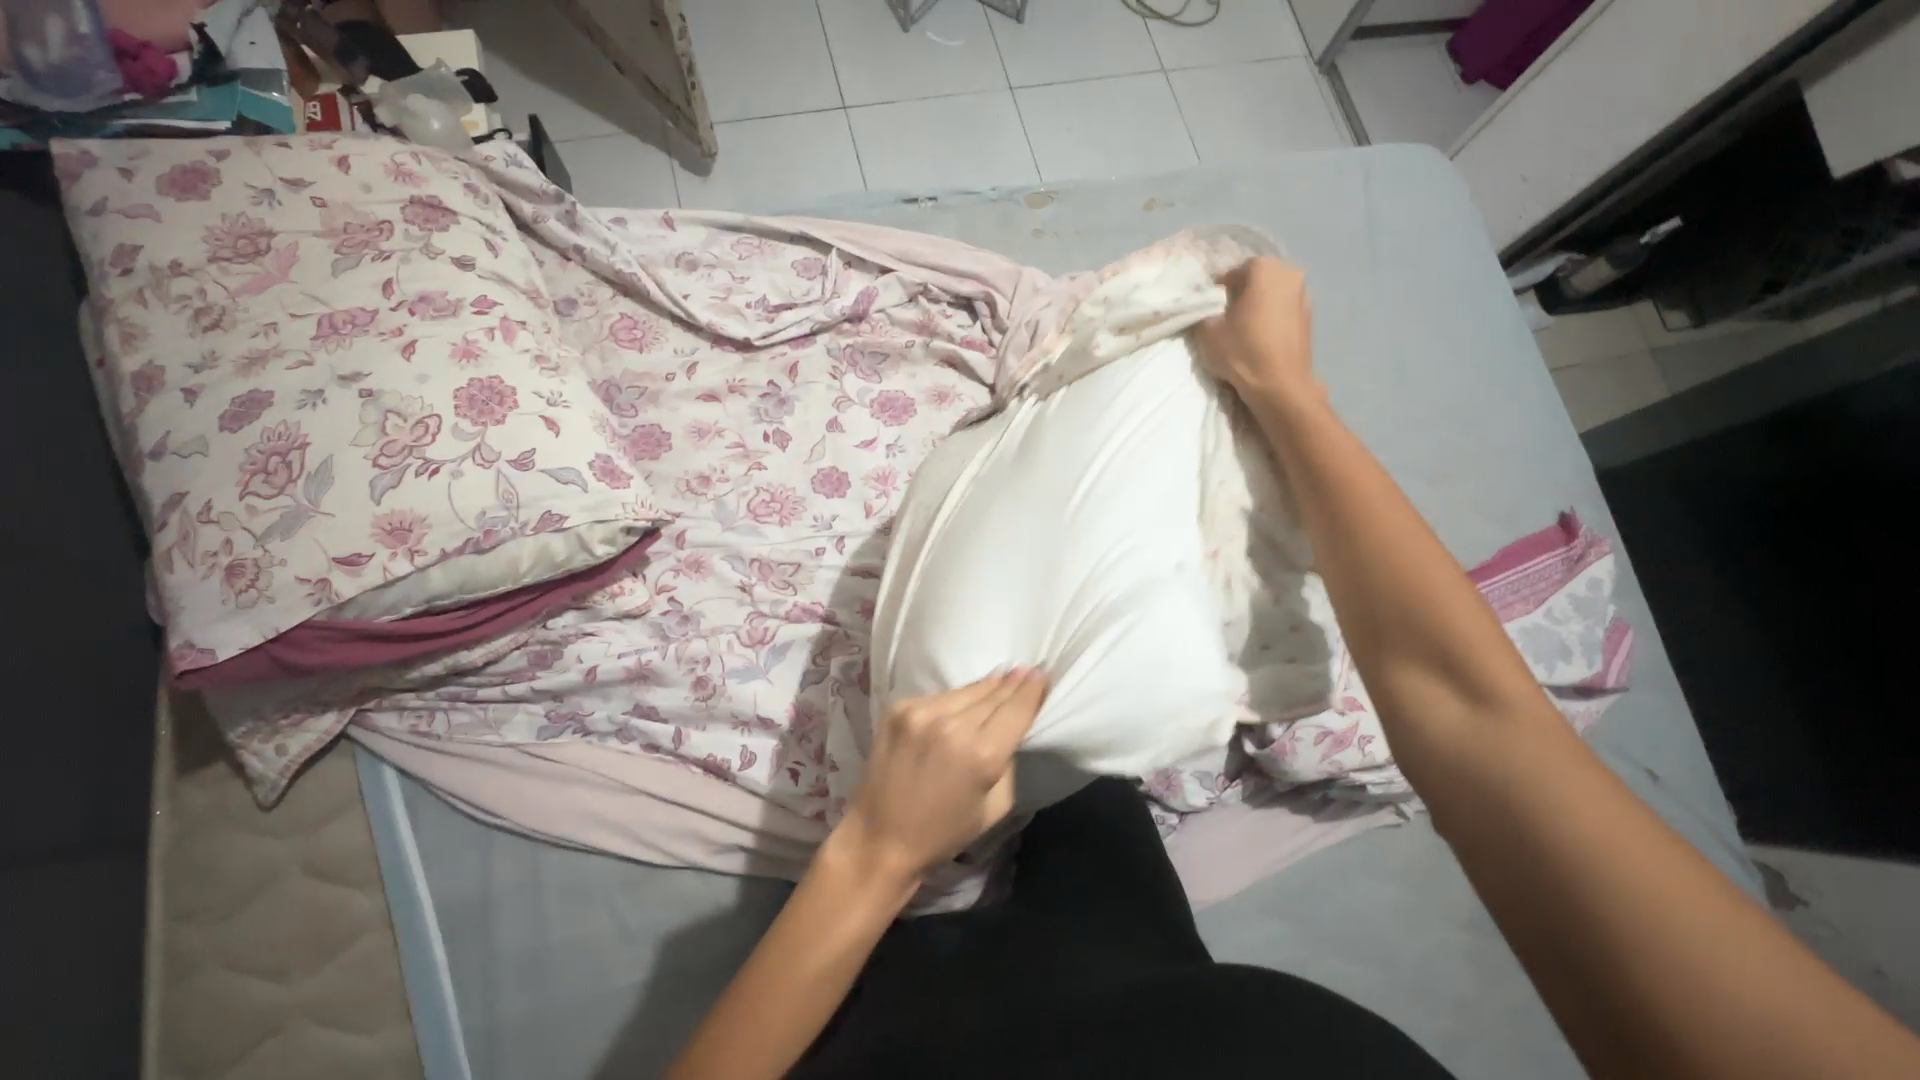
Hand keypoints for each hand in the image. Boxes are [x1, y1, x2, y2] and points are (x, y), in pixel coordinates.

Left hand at [833, 669, 1048, 888]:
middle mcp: (952, 725)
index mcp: (982, 755)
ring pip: (965, 691)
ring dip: (984, 687)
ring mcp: (921, 713)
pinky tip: (961, 701)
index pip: (1017, 708)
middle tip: (1025, 669)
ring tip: (1000, 677)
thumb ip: (1009, 763)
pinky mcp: (898, 710)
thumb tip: (1010, 729)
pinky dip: (953, 699)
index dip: (1032, 689)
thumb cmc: (944, 833)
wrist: (881, 838)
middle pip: (993, 694)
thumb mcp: (995, 807)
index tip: (1040, 672)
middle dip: (1011, 683)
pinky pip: (938, 697)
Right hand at [1193, 256, 1319, 404]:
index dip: (1219, 291)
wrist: (1280, 385)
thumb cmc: (1243, 352)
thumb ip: (1203, 310)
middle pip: (1256, 279)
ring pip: (1272, 293)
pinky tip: (1262, 336)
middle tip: (1226, 317)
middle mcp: (1290, 273)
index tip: (1211, 310)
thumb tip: (1205, 305)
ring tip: (1244, 328)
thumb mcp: (1208, 331)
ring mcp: (1305, 294)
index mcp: (1265, 269)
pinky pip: (1284, 308)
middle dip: (1241, 294)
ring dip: (1258, 304)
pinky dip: (1272, 316)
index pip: (1234, 272)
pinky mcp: (1310, 316)